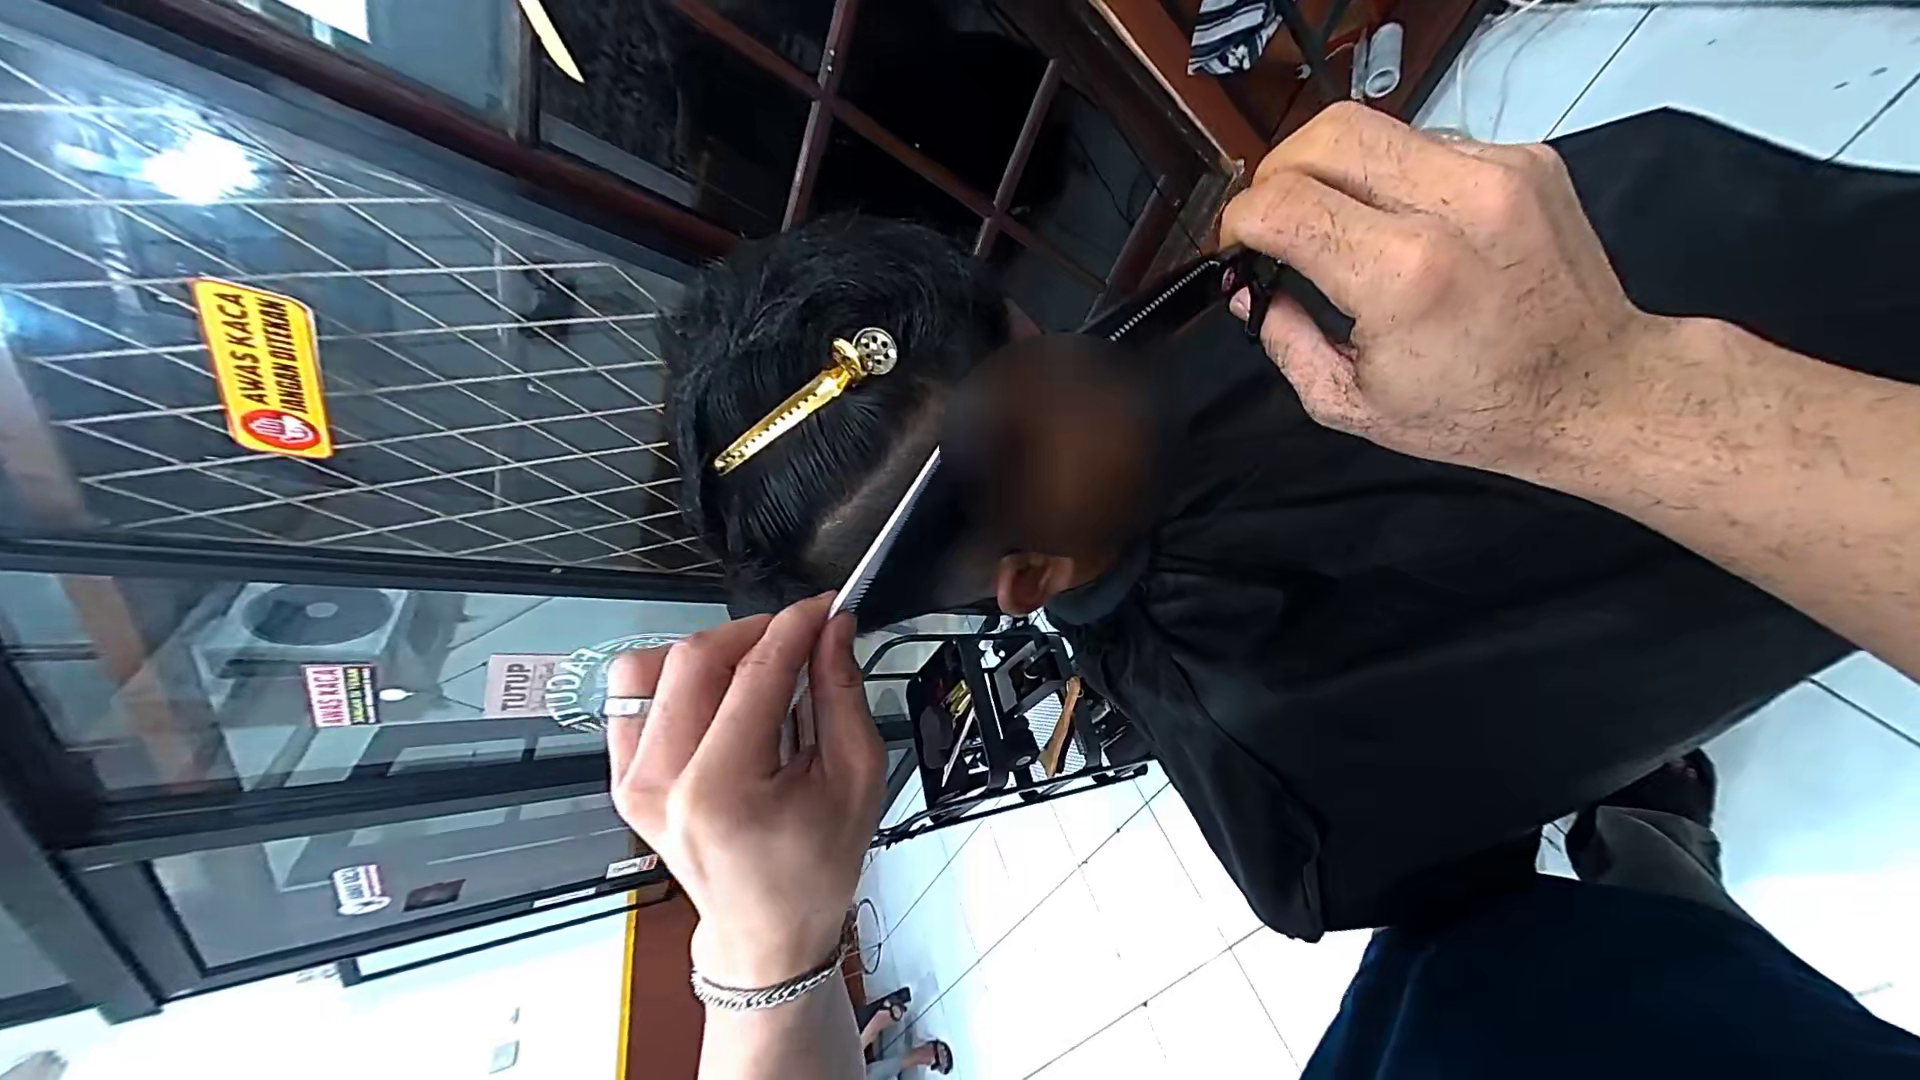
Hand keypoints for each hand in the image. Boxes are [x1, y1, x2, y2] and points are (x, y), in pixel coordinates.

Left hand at [605, 595, 885, 988]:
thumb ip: (842, 691)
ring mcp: (632, 780)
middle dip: (759, 629)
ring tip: (758, 668)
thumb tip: (833, 630)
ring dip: (716, 650)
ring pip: (656, 664)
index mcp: (724, 790)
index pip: (758, 670)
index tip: (824, 608)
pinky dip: (677, 674)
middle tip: (801, 635)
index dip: (797, 625)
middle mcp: (663, 783)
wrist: (766, 926)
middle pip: (697, 656)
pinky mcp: (624, 776)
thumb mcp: (856, 774)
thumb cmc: (815, 864)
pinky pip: (633, 694)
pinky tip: (719, 692)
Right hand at [1219, 102, 1672, 477]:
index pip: (1283, 206)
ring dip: (1322, 173)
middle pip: (1325, 136)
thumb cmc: (1466, 410)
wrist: (1591, 386)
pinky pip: (1416, 142)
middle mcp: (1453, 203)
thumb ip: (1283, 341)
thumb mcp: (1343, 402)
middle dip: (1271, 178)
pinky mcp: (1521, 158)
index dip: (1238, 223)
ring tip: (1320, 225)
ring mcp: (1496, 170)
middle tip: (1266, 226)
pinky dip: (1374, 177)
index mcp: (1400, 276)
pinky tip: (1380, 222)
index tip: (1234, 251)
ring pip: (1369, 126)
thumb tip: (1247, 293)